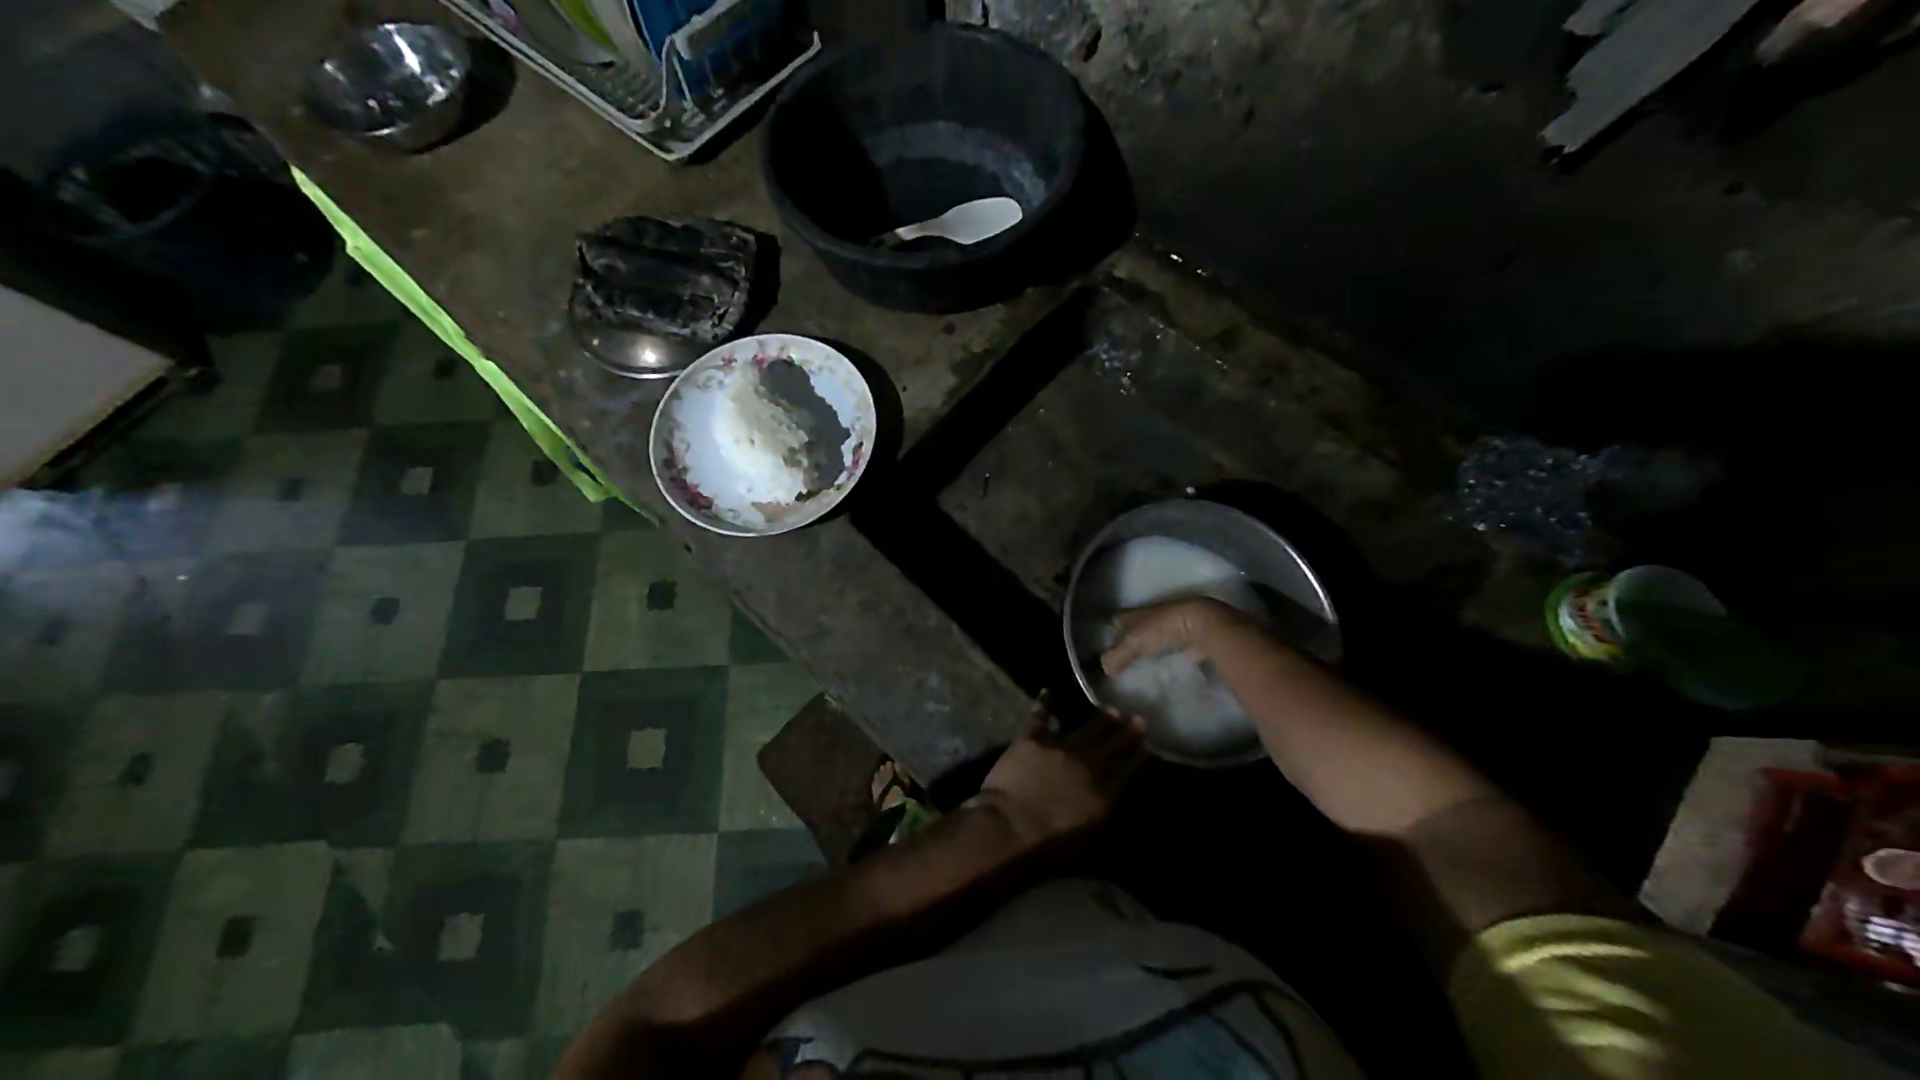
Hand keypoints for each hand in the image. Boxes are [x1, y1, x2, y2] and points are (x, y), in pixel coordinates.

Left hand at [971, 693, 1146, 846]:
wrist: (1009, 826)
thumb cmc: (1049, 844)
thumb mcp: (1090, 837)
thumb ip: (1106, 811)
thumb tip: (1118, 793)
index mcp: (1102, 793)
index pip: (1127, 770)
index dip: (1139, 756)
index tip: (1148, 743)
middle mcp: (1086, 765)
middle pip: (1112, 745)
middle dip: (1126, 732)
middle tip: (1137, 718)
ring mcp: (1059, 749)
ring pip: (1085, 729)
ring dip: (1100, 720)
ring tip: (1111, 710)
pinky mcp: (1032, 741)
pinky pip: (1040, 718)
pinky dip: (1044, 705)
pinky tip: (1047, 692)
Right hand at [1099, 597, 1244, 675]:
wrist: (1203, 626)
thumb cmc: (1163, 629)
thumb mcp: (1132, 643)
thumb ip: (1115, 656)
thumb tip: (1105, 670)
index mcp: (1134, 614)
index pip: (1116, 621)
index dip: (1110, 633)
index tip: (1106, 649)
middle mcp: (1150, 617)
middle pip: (1134, 631)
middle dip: (1129, 644)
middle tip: (1123, 664)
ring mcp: (1170, 627)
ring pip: (1153, 640)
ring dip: (1148, 651)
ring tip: (1141, 669)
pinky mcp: (1187, 638)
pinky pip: (1170, 649)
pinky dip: (1166, 657)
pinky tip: (1162, 669)